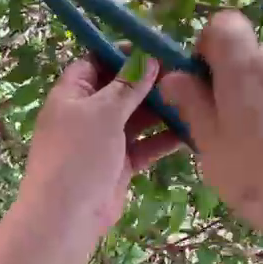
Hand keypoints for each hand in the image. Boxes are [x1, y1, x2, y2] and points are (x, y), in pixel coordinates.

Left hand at [15, 55, 187, 253]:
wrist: (65, 216)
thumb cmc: (78, 155)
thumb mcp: (102, 112)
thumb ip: (127, 85)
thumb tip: (147, 58)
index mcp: (71, 94)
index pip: (95, 61)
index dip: (123, 53)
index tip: (157, 46)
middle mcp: (86, 114)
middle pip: (121, 89)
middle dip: (151, 81)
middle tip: (188, 70)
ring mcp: (103, 141)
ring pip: (136, 118)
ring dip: (163, 109)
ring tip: (197, 95)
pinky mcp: (119, 165)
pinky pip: (145, 145)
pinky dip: (165, 138)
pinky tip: (194, 129)